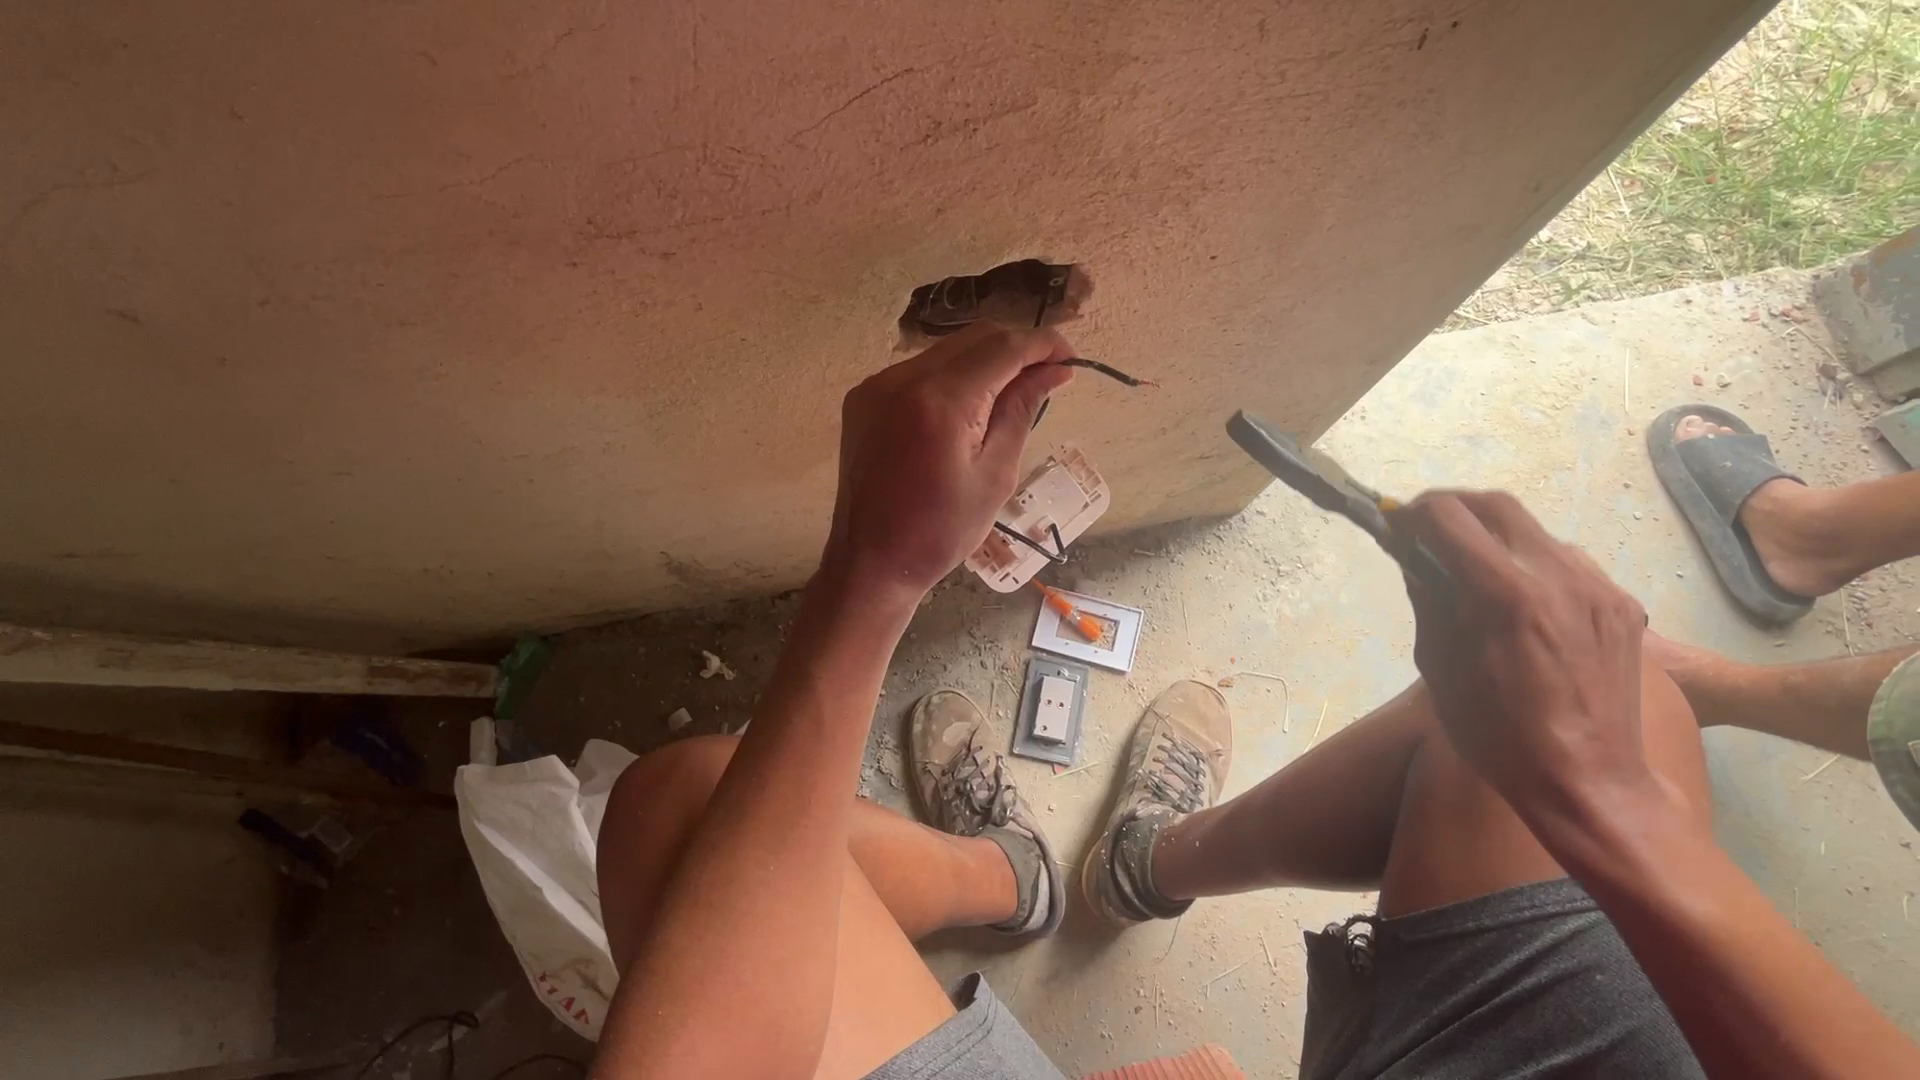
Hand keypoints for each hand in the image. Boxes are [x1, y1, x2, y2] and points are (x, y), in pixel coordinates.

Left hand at [821, 322, 1074, 598]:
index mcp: (938, 402)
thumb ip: (1021, 411)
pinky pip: (919, 370)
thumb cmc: (940, 532)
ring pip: (946, 350)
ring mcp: (876, 385)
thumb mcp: (995, 475)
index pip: (1002, 348)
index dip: (1042, 345)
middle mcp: (901, 379)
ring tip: (1012, 393)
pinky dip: (952, 376)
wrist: (871, 562)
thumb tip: (1054, 371)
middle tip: (1048, 375)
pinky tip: (969, 405)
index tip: (1070, 358)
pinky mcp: (864, 398)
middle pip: (973, 338)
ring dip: (984, 360)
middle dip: (1016, 348)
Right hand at [1392, 491, 1653, 819]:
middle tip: (1424, 528)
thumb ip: (1429, 601)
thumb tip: (1414, 558)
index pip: (1449, 518)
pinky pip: (1568, 561)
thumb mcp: (1439, 666)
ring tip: (1471, 567)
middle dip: (1452, 507)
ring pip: (1534, 531)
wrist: (1589, 780)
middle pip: (1496, 504)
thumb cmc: (1495, 734)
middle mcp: (1557, 576)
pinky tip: (1519, 597)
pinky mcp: (1621, 604)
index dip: (1413, 514)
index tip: (1396, 525)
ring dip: (1493, 535)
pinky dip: (1530, 562)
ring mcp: (1598, 587)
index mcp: (1504, 595)